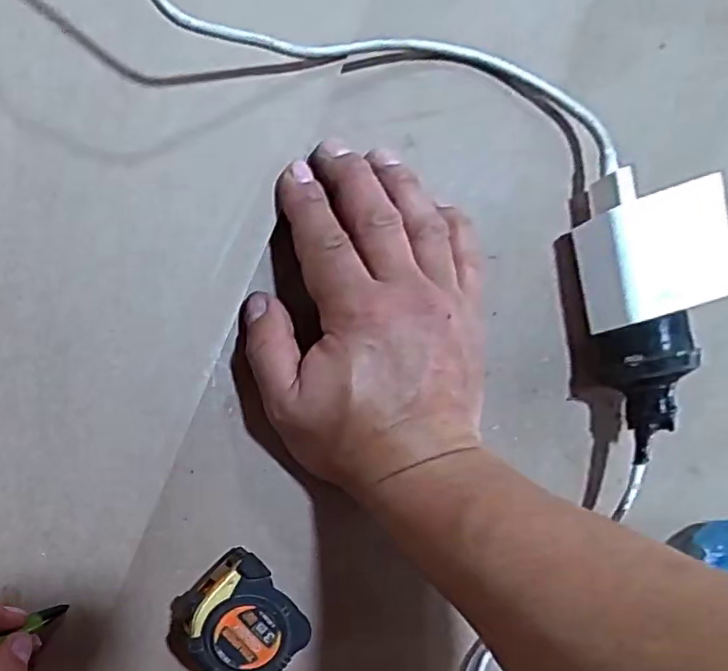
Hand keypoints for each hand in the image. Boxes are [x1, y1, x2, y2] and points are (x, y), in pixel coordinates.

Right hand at [243, 141, 486, 495]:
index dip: (306, 205)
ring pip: (424, 222)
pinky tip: (435, 202)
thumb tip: (261, 303)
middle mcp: (405, 290)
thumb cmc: (346, 437)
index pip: (326, 243)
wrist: (422, 463)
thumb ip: (268, 349)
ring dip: (399, 184)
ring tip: (379, 158)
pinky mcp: (467, 309)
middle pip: (377, 218)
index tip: (292, 176)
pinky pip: (464, 247)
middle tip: (332, 150)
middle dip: (350, 179)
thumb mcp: (285, 404)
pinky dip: (448, 217)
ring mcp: (444, 295)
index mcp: (356, 311)